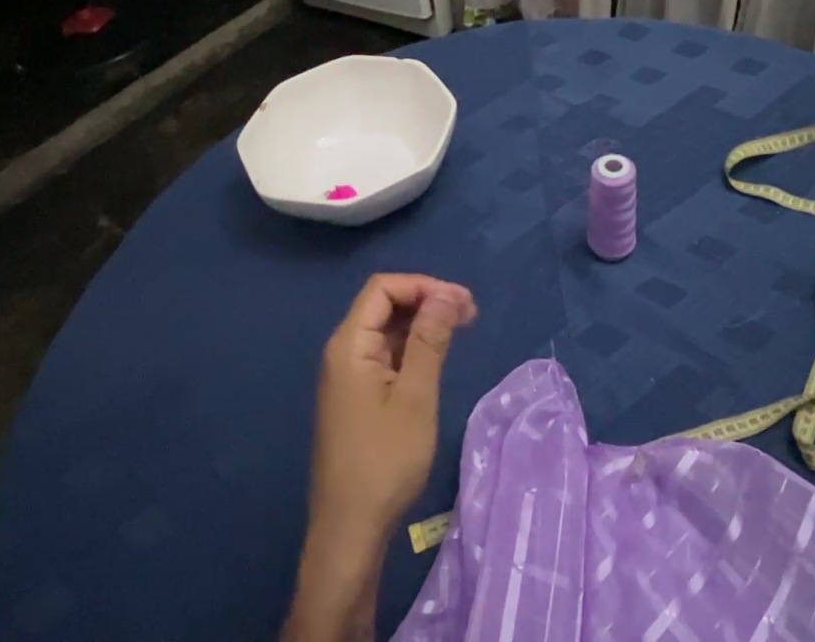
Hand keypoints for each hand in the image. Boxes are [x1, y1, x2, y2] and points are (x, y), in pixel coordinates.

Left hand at [309, 273, 477, 546]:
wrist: (350, 528)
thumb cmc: (385, 460)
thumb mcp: (415, 396)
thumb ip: (429, 340)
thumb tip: (446, 293)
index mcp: (349, 345)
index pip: (382, 288)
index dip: (423, 286)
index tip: (463, 302)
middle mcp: (343, 352)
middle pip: (383, 305)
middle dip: (426, 300)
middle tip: (471, 315)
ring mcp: (348, 375)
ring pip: (386, 330)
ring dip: (422, 323)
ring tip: (462, 330)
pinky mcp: (357, 396)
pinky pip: (385, 355)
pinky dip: (412, 347)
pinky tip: (437, 357)